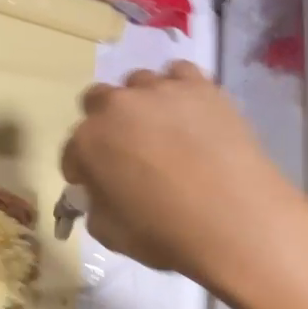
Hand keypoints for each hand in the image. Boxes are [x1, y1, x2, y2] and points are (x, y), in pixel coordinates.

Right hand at [61, 61, 307, 290]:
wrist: (235, 220)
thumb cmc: (165, 234)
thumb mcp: (111, 235)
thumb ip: (96, 207)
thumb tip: (103, 195)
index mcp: (87, 143)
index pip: (72, 151)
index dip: (82, 170)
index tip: (95, 184)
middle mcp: (116, 107)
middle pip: (97, 101)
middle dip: (105, 123)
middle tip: (126, 150)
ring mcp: (159, 91)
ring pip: (137, 83)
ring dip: (141, 103)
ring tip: (161, 128)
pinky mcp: (200, 86)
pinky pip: (179, 73)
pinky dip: (178, 88)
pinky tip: (188, 111)